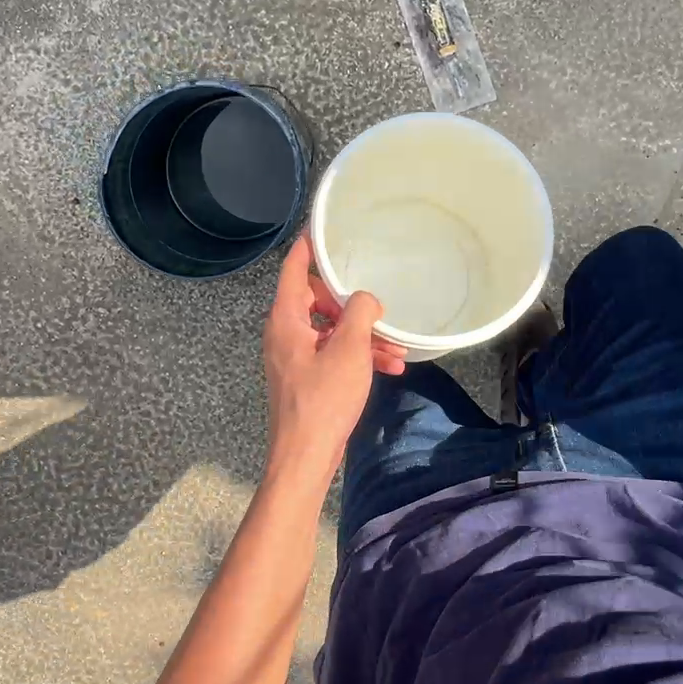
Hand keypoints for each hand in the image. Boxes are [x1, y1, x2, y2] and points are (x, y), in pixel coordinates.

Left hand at [261, 234, 405, 463]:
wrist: (305, 457)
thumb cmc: (323, 398)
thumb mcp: (349, 349)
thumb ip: (360, 313)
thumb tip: (365, 299)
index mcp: (286, 318)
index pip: (293, 268)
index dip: (307, 246)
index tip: (323, 226)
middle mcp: (285, 332)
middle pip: (317, 299)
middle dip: (352, 303)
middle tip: (378, 307)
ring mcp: (294, 356)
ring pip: (330, 330)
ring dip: (363, 335)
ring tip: (396, 348)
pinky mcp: (306, 377)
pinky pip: (332, 353)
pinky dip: (357, 355)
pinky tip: (389, 367)